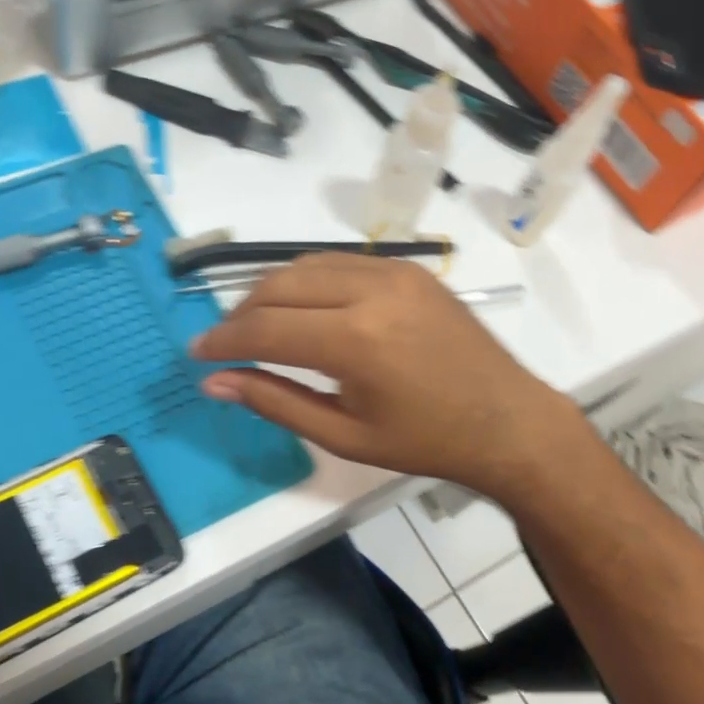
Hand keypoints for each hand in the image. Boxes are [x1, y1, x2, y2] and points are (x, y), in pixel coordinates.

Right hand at [191, 254, 588, 499]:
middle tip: (225, 345)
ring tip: (257, 327)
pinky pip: (341, 262)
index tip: (196, 354)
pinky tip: (303, 309)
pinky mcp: (411, 269)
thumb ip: (275, 403)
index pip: (265, 329)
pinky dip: (308, 280)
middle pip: (279, 285)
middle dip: (241, 313)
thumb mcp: (344, 436)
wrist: (507, 421)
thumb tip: (214, 383)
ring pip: (306, 265)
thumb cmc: (426, 441)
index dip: (222, 341)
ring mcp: (395, 273)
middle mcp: (371, 291)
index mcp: (355, 341)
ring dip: (271, 292)